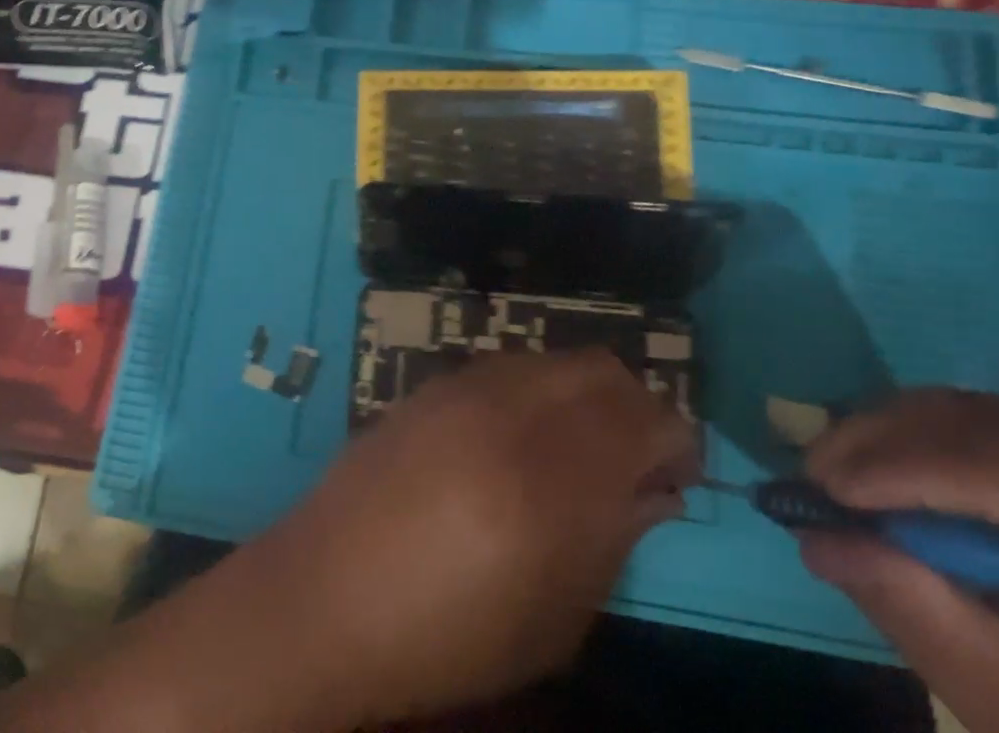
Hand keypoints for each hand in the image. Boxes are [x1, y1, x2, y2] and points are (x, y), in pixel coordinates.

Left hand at [242, 349, 699, 724]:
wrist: (321, 601)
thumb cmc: (442, 637)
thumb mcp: (552, 622)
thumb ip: (612, 545)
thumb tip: (651, 494)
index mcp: (549, 479)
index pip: (647, 421)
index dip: (677, 445)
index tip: (674, 480)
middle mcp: (507, 414)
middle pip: (603, 372)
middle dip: (635, 409)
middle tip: (631, 461)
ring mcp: (458, 393)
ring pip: (550, 361)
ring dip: (581, 395)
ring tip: (573, 448)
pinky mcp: (424, 391)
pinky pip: (502, 369)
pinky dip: (532, 392)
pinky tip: (515, 439)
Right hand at [802, 389, 998, 732]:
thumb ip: (921, 616)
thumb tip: (817, 539)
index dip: (903, 467)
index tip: (815, 490)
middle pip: (990, 423)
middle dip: (881, 439)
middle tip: (810, 478)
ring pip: (987, 410)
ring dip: (897, 433)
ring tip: (839, 475)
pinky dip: (930, 438)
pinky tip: (895, 472)